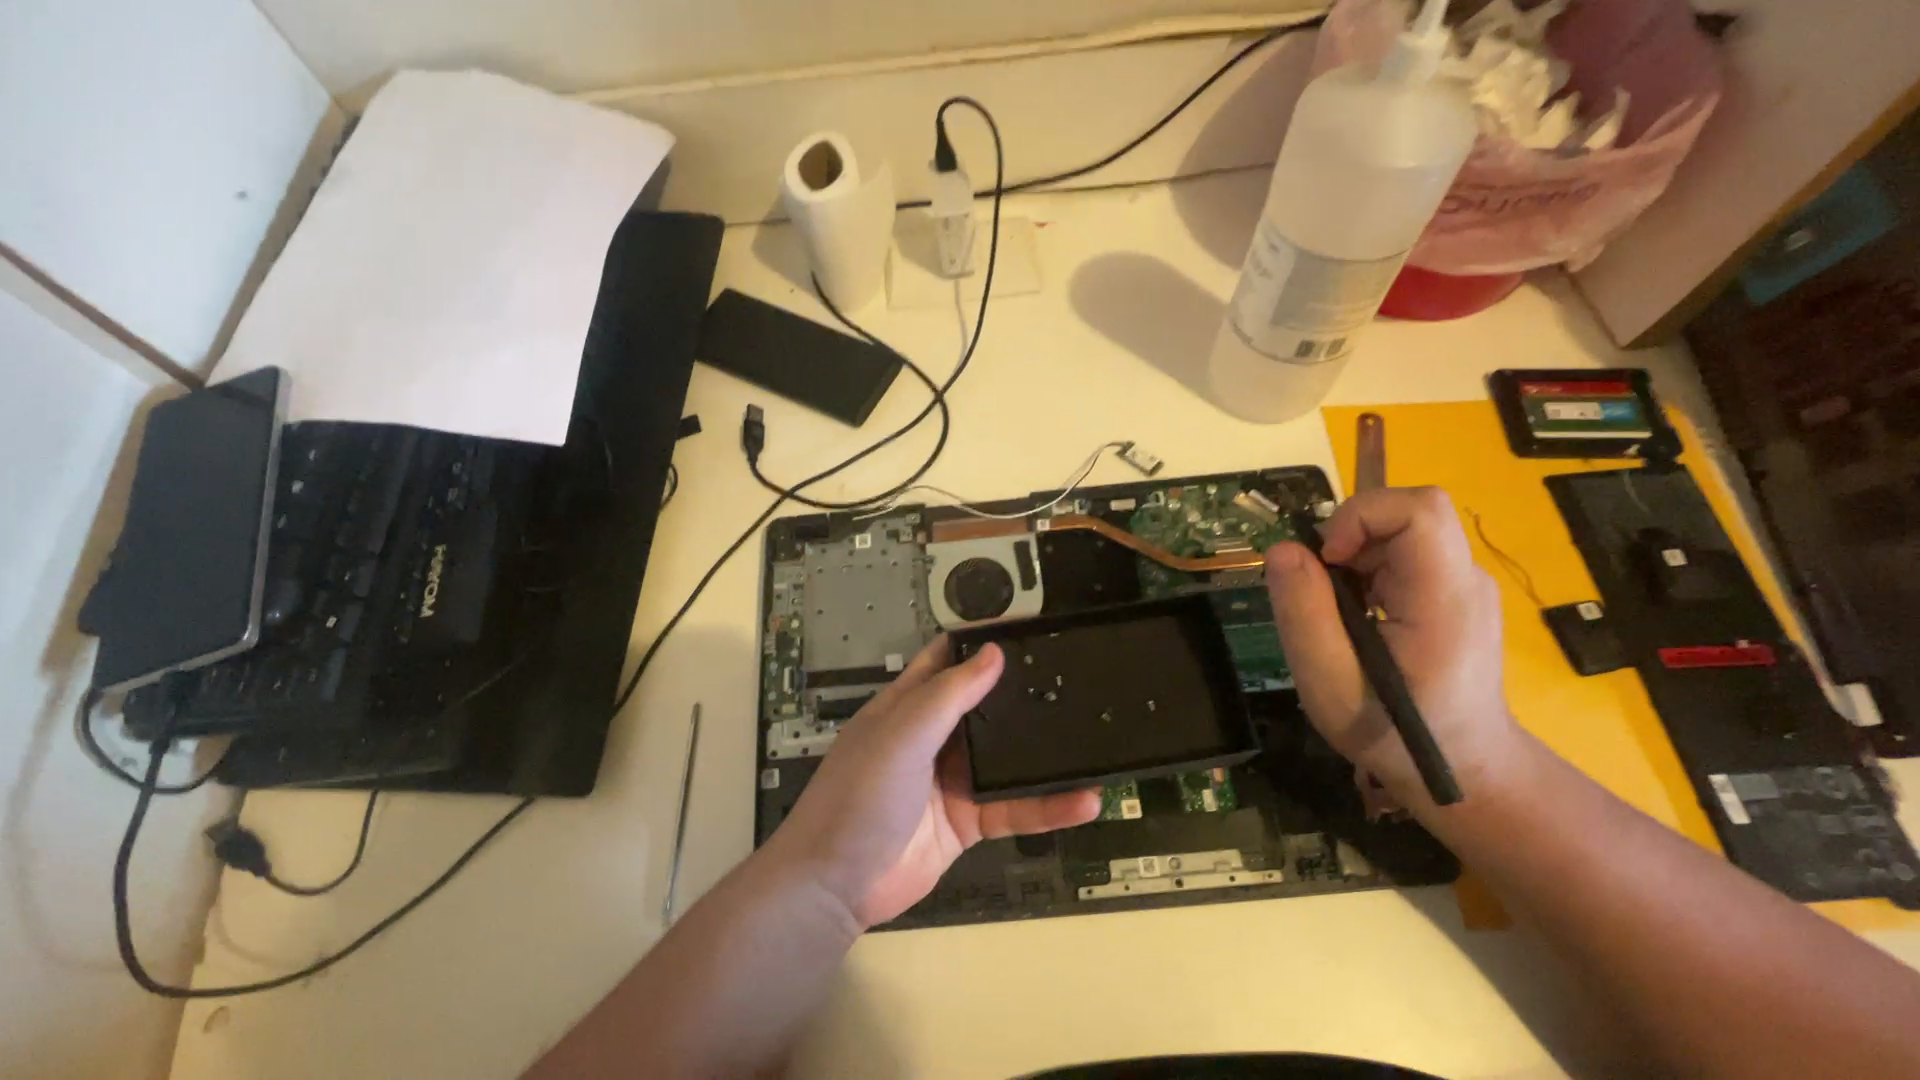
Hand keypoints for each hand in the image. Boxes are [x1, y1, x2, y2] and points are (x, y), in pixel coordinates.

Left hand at [763, 638, 1101, 927]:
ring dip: (1044, 755)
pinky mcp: (967, 823)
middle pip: (984, 708)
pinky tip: (1085, 802)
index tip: (1030, 631)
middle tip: (1078, 680)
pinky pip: (1014, 809)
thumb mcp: (901, 735)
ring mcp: (950, 782)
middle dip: (1023, 694)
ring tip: (1093, 741)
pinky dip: (1048, 807)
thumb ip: (948, 695)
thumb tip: (994, 653)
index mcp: (906, 707)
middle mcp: (931, 739)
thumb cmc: (859, 796)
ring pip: (1006, 760)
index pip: (946, 661)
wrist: (834, 885)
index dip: (982, 644)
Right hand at [1265, 487, 1522, 808]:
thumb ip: (1304, 613)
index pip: (1418, 509)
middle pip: (1410, 514)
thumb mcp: (1329, 683)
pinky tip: (1362, 621)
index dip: (1361, 516)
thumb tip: (1283, 548)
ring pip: (1404, 534)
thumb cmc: (1393, 734)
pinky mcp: (1457, 595)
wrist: (1465, 771)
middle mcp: (1467, 579)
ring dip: (1358, 558)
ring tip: (1341, 615)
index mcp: (1445, 597)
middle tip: (1325, 590)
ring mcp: (1467, 585)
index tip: (1327, 561)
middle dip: (1352, 537)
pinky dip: (1371, 573)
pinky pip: (1408, 557)